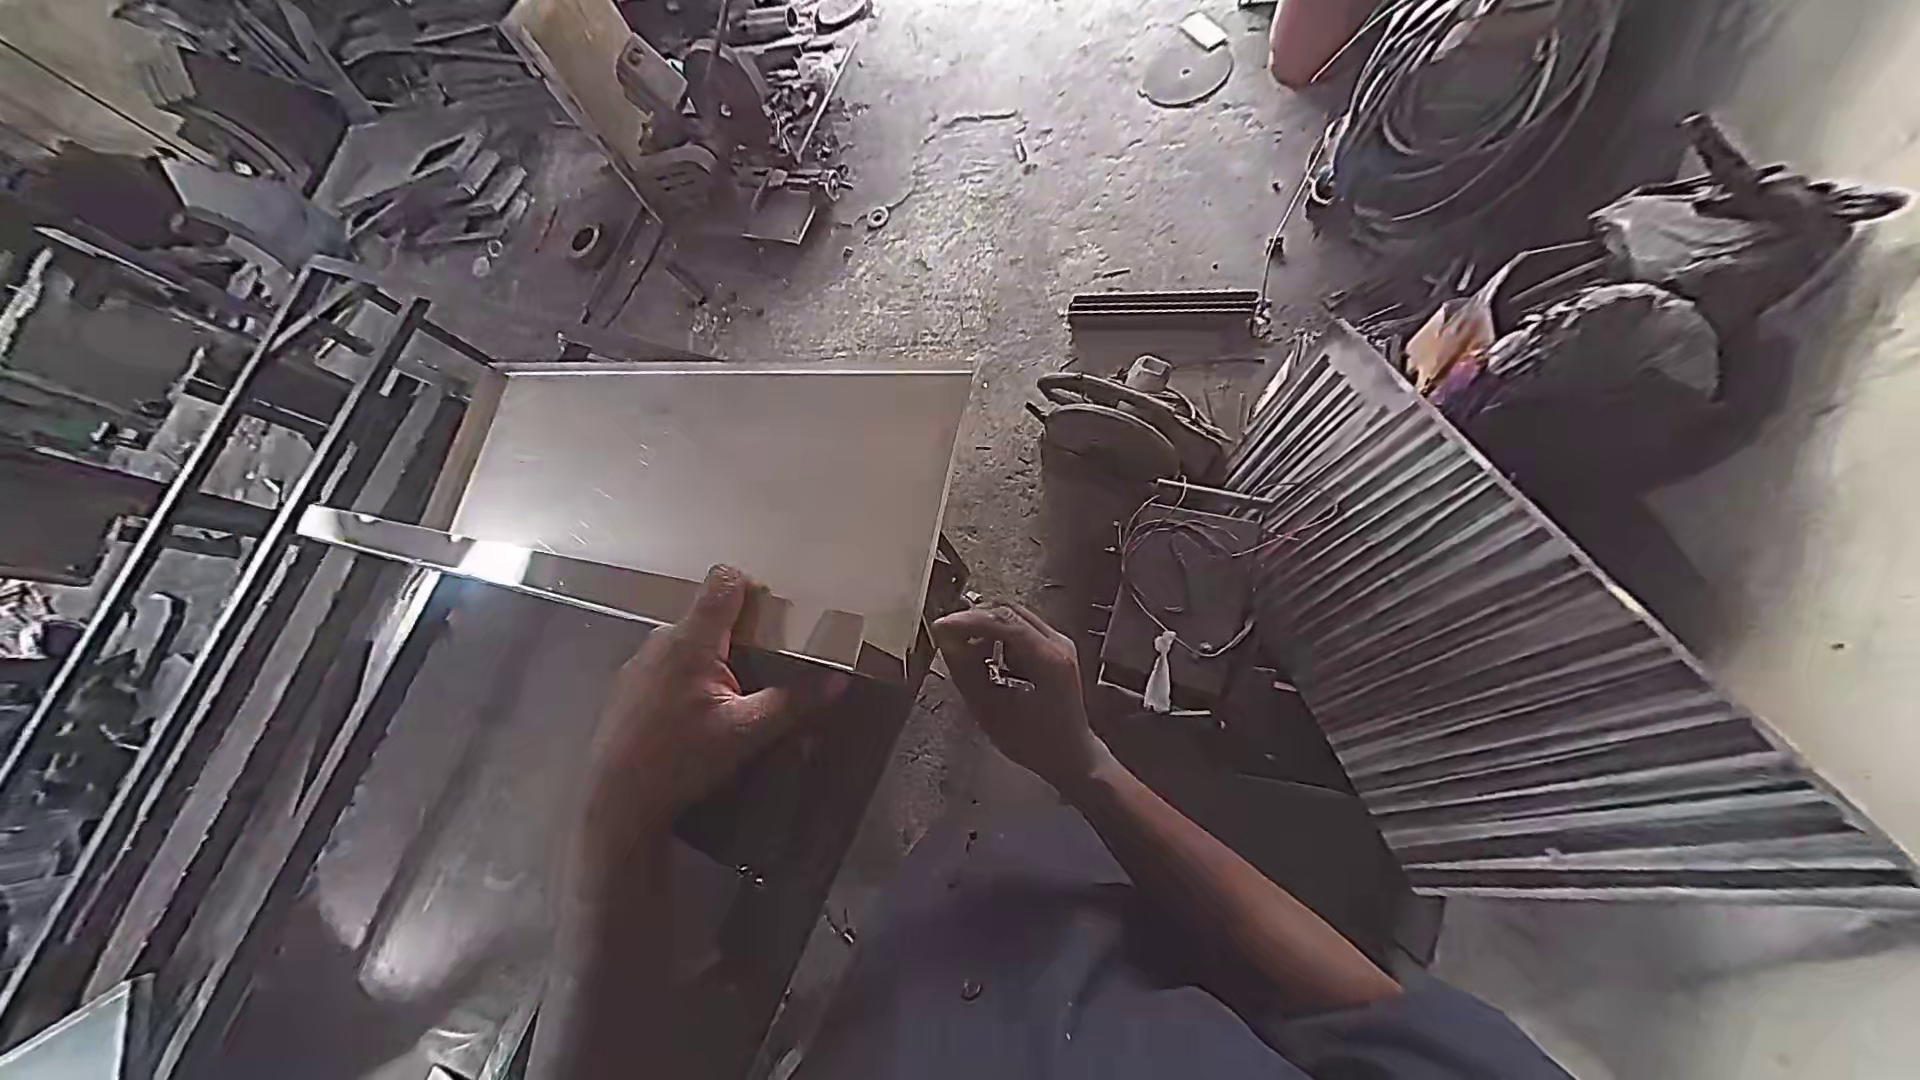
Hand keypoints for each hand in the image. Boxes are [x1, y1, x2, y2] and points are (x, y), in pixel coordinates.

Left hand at [582, 565, 842, 847]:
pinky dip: (690, 671)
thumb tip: (838, 681)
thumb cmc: (680, 761)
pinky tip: (695, 712)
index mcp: (692, 641)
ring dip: (714, 652)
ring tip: (730, 693)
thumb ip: (792, 702)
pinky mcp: (629, 683)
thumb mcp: (745, 733)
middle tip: (761, 664)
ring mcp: (640, 661)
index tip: (772, 613)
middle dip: (740, 629)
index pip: (723, 582)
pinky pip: (670, 659)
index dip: (751, 585)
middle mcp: (662, 639)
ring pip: (690, 637)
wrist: (615, 804)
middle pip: (709, 611)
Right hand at [930, 602, 1112, 796]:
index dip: (969, 621)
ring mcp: (1059, 642)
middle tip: (948, 636)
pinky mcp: (1054, 647)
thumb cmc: (1035, 743)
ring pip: (1013, 616)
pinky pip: (1020, 628)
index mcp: (1050, 660)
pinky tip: (987, 658)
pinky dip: (997, 636)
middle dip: (974, 621)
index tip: (942, 627)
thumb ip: (967, 672)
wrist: (1071, 755)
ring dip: (985, 628)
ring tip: (967, 652)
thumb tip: (947, 640)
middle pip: (1009, 612)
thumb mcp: (991, 711)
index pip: (1005, 622)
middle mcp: (1059, 644)